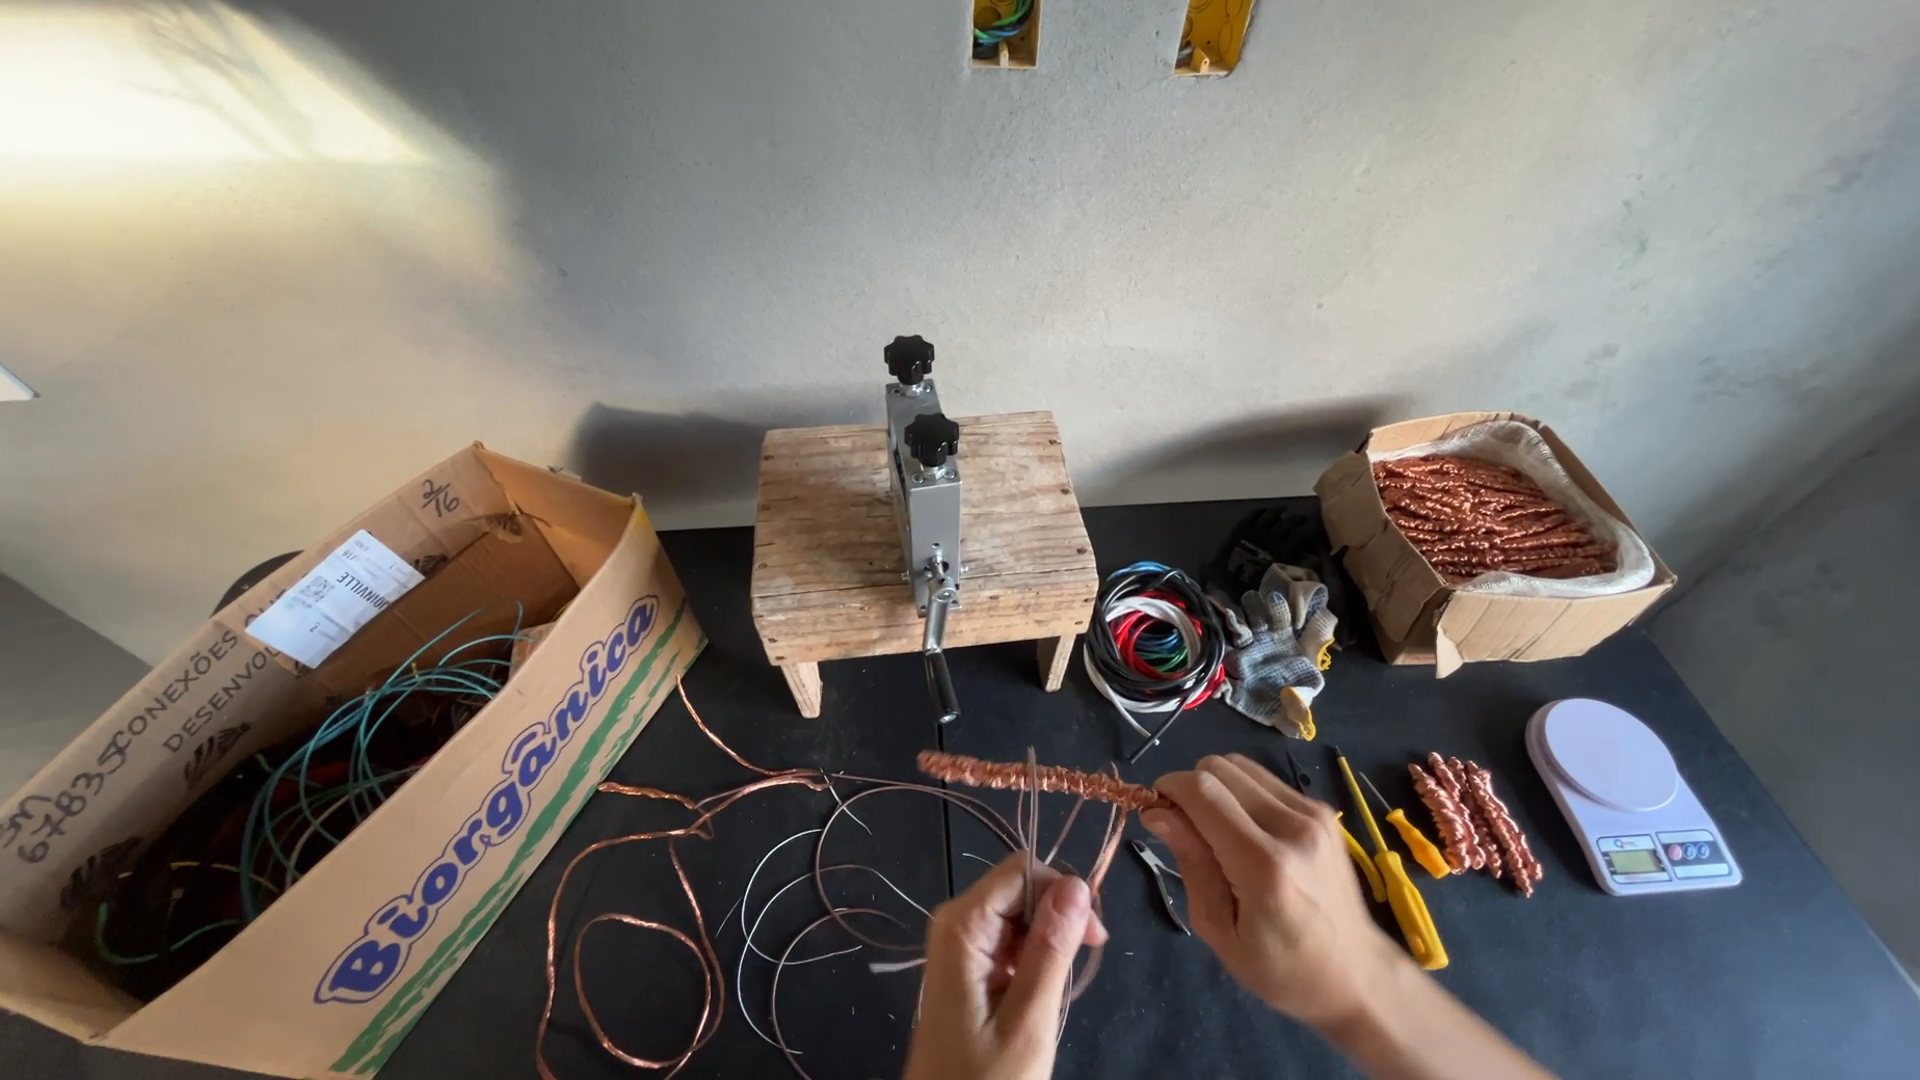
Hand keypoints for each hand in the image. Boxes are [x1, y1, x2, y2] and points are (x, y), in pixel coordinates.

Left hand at [902, 855, 1109, 1079]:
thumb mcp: (1027, 1021)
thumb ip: (1050, 949)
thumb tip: (1078, 884)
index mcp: (962, 924)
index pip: (1022, 870)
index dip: (1063, 891)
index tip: (1094, 936)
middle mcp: (955, 921)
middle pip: (1019, 888)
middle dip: (1056, 916)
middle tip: (1082, 962)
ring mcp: (958, 942)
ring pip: (1017, 913)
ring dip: (1046, 940)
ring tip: (1055, 987)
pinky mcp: (965, 964)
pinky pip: (1007, 938)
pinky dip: (1031, 957)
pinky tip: (1037, 991)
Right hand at [1144, 753, 1402, 1031]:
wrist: (1357, 976)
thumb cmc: (1280, 968)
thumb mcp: (1219, 929)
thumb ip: (1190, 862)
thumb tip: (1156, 812)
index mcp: (1264, 865)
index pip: (1202, 791)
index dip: (1168, 789)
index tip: (1156, 812)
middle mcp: (1293, 828)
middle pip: (1218, 768)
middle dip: (1189, 788)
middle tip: (1187, 827)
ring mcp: (1313, 814)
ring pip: (1238, 765)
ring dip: (1216, 788)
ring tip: (1218, 829)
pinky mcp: (1322, 810)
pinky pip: (1262, 778)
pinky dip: (1241, 792)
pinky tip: (1247, 829)